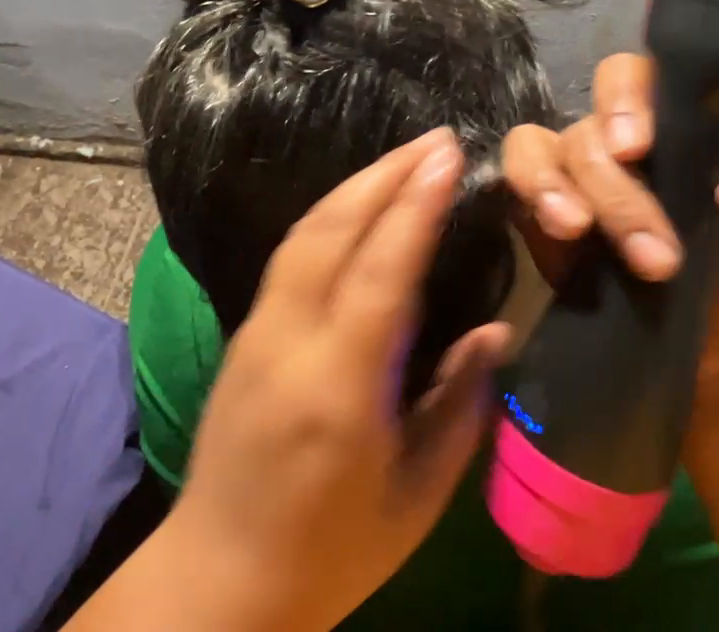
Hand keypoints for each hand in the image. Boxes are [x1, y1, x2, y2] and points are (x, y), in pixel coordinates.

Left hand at [167, 128, 512, 630]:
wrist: (220, 580)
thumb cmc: (334, 548)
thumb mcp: (418, 493)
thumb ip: (460, 404)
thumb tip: (497, 330)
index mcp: (337, 386)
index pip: (381, 270)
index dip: (416, 205)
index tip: (448, 155)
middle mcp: (288, 343)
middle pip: (333, 231)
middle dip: (386, 175)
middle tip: (436, 139)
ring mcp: (256, 334)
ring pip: (303, 235)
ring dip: (355, 187)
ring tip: (403, 159)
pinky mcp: (243, 337)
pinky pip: (289, 256)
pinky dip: (329, 216)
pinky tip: (356, 206)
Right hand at [500, 53, 718, 382]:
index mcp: (677, 122)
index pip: (636, 77)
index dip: (626, 99)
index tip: (638, 146)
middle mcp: (619, 139)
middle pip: (588, 129)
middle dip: (614, 189)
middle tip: (656, 259)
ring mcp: (576, 176)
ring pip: (538, 147)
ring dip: (551, 184)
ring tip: (574, 229)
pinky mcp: (541, 216)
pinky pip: (513, 184)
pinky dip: (527, 196)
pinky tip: (556, 231)